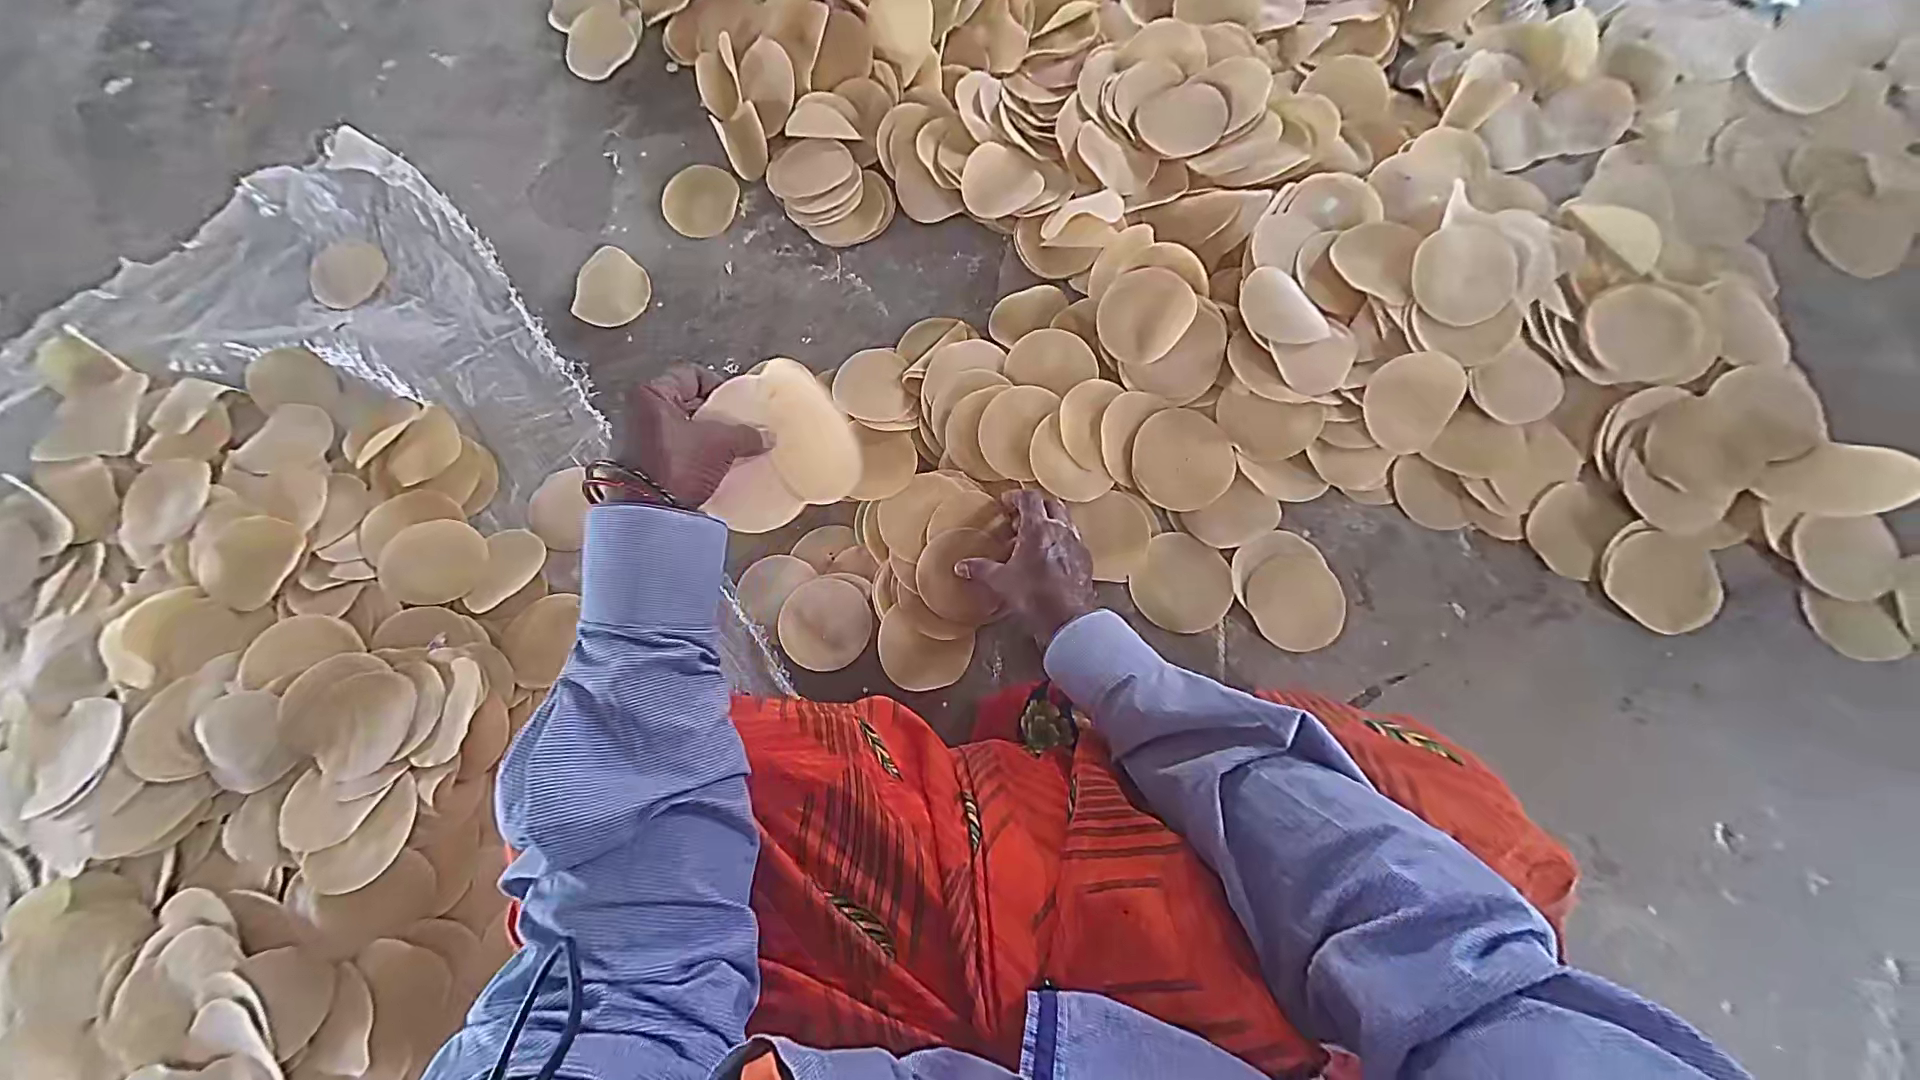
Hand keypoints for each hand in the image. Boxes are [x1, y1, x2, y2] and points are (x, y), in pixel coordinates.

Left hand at [612, 365, 768, 505]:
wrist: (655, 510)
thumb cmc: (677, 466)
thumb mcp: (720, 443)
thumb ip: (747, 434)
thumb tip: (765, 436)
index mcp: (652, 393)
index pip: (693, 375)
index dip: (719, 386)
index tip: (736, 403)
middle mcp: (643, 410)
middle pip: (690, 401)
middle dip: (717, 414)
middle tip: (739, 425)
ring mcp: (645, 436)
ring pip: (688, 425)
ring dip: (711, 434)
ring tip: (733, 445)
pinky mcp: (651, 460)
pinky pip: (684, 447)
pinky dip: (702, 451)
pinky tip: (720, 462)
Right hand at [955, 490, 1096, 648]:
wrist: (1068, 618)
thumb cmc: (1035, 596)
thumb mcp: (1001, 581)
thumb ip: (981, 569)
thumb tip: (961, 566)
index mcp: (1038, 528)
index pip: (1029, 498)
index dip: (1016, 496)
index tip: (1005, 502)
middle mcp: (1060, 530)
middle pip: (1050, 504)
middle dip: (1034, 507)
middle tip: (1018, 519)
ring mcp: (1076, 543)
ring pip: (1064, 519)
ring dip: (1049, 521)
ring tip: (1034, 536)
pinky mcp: (1085, 558)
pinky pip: (1073, 539)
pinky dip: (1060, 539)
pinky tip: (1050, 555)